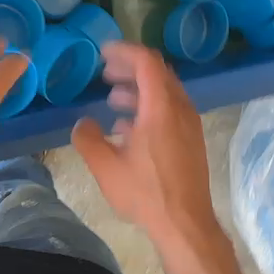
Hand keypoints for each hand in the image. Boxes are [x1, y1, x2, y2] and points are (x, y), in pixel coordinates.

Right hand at [71, 42, 224, 251]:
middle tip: (106, 73)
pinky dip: (148, 108)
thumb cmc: (144, 193)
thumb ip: (88, 139)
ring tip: (113, 100)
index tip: (103, 53)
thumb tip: (83, 124)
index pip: (146, 62)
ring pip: (164, 94)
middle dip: (130, 69)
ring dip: (139, 90)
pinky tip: (128, 128)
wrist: (184, 222)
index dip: (124, 52)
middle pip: (158, 74)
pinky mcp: (190, 141)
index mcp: (160, 108)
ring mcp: (189, 125)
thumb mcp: (105, 167)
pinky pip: (169, 111)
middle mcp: (179, 109)